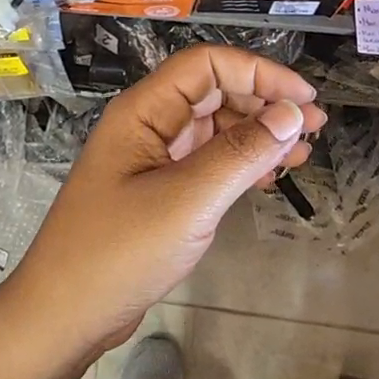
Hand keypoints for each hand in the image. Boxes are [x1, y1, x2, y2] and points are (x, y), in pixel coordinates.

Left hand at [0, 46, 325, 378]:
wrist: (65, 312)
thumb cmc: (120, 251)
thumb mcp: (187, 201)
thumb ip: (240, 154)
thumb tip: (291, 113)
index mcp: (143, 110)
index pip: (206, 66)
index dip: (258, 72)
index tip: (305, 99)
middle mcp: (147, 124)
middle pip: (212, 92)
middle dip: (263, 101)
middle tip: (314, 128)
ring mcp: (152, 157)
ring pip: (213, 127)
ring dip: (257, 133)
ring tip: (302, 154)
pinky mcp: (158, 189)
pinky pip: (206, 160)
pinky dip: (240, 162)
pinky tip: (271, 176)